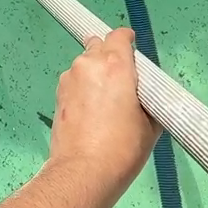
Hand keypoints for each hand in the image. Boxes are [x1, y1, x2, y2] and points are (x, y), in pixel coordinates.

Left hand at [45, 28, 161, 201]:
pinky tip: (90, 110)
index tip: (134, 52)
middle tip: (122, 79)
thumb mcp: (150, 124)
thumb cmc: (123, 148)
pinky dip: (83, 86)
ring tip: (105, 99)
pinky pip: (74, 80)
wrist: (83, 172)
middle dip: (110, 55)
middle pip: (99, 45)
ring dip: (95, 71)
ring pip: (85, 63)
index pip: (119, 36)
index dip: (127, 41)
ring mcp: (70, 77)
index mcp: (115, 65)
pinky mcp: (58, 93)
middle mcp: (89, 63)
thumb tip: (142, 94)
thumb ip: (148, 98)